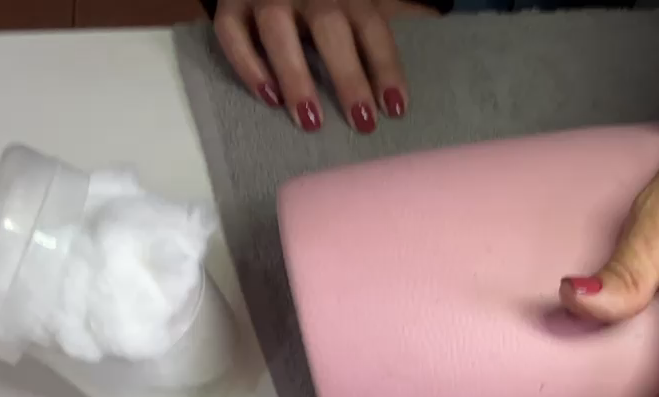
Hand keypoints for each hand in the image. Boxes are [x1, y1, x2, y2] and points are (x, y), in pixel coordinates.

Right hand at [214, 0, 434, 132]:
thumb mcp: (366, 2)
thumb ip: (390, 21)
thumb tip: (427, 39)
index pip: (373, 29)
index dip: (386, 68)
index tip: (396, 109)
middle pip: (329, 27)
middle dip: (347, 76)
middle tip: (362, 123)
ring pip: (277, 30)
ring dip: (296, 77)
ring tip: (311, 122)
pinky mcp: (232, 2)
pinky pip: (233, 33)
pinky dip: (247, 65)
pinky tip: (269, 98)